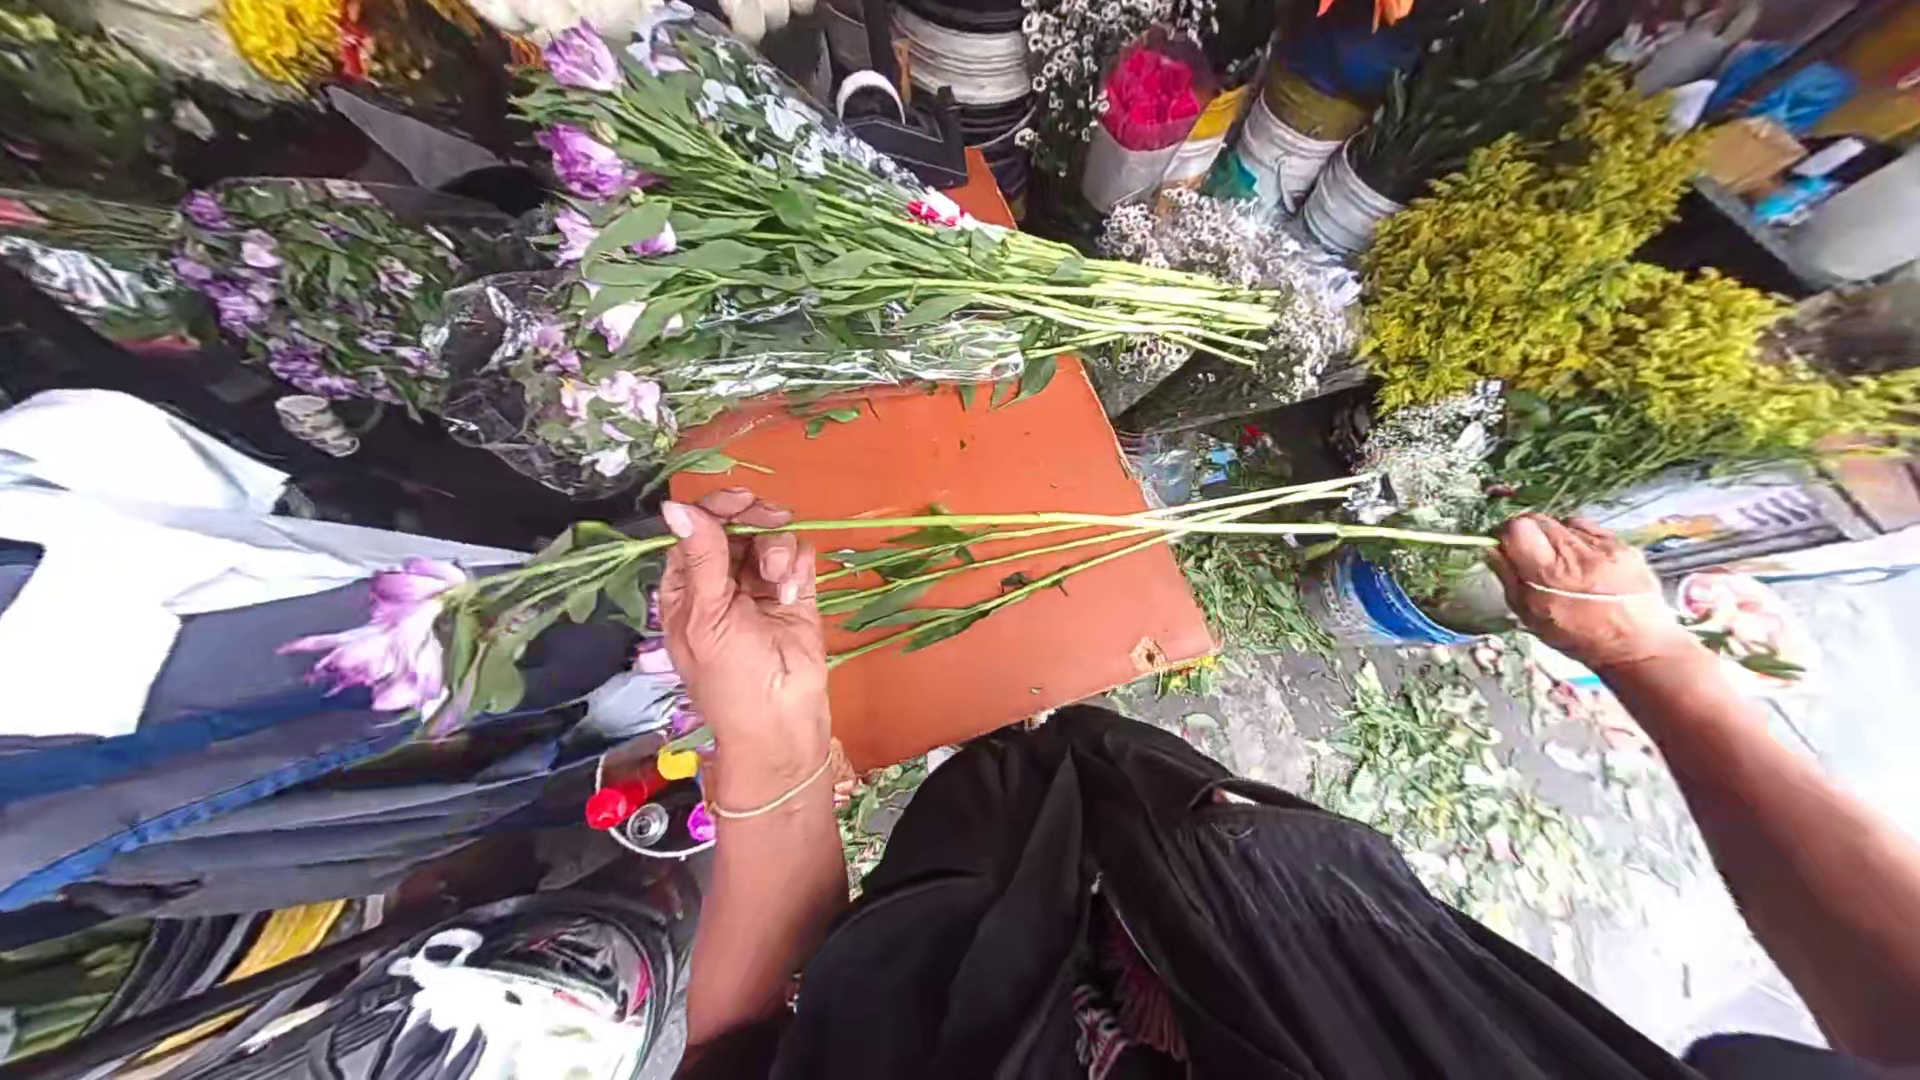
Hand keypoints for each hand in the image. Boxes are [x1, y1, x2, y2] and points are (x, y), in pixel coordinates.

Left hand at [658, 488, 829, 809]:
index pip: (697, 530)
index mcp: (689, 586)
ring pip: (772, 537)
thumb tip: (675, 505)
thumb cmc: (731, 675)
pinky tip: (794, 589)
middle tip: (770, 519)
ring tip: (779, 582)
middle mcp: (725, 579)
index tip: (741, 502)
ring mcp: (763, 584)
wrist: (782, 716)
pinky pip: (800, 555)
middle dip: (754, 521)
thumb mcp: (706, 614)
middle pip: (738, 526)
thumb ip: (701, 556)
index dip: (716, 510)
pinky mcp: (798, 591)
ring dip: (778, 550)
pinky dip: (800, 563)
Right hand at [1488, 513, 1699, 671]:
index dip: (1505, 534)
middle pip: (1538, 519)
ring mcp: (1606, 547)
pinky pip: (1589, 527)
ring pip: (1562, 521)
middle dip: (1526, 532)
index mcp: (1548, 571)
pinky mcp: (1626, 546)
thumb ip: (1506, 575)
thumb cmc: (1573, 634)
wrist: (1639, 645)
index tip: (1504, 547)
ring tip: (1557, 556)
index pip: (1517, 527)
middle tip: (1528, 552)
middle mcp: (1578, 553)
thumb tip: (1490, 549)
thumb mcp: (1525, 610)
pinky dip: (1576, 536)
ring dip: (1552, 534)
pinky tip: (1579, 556)